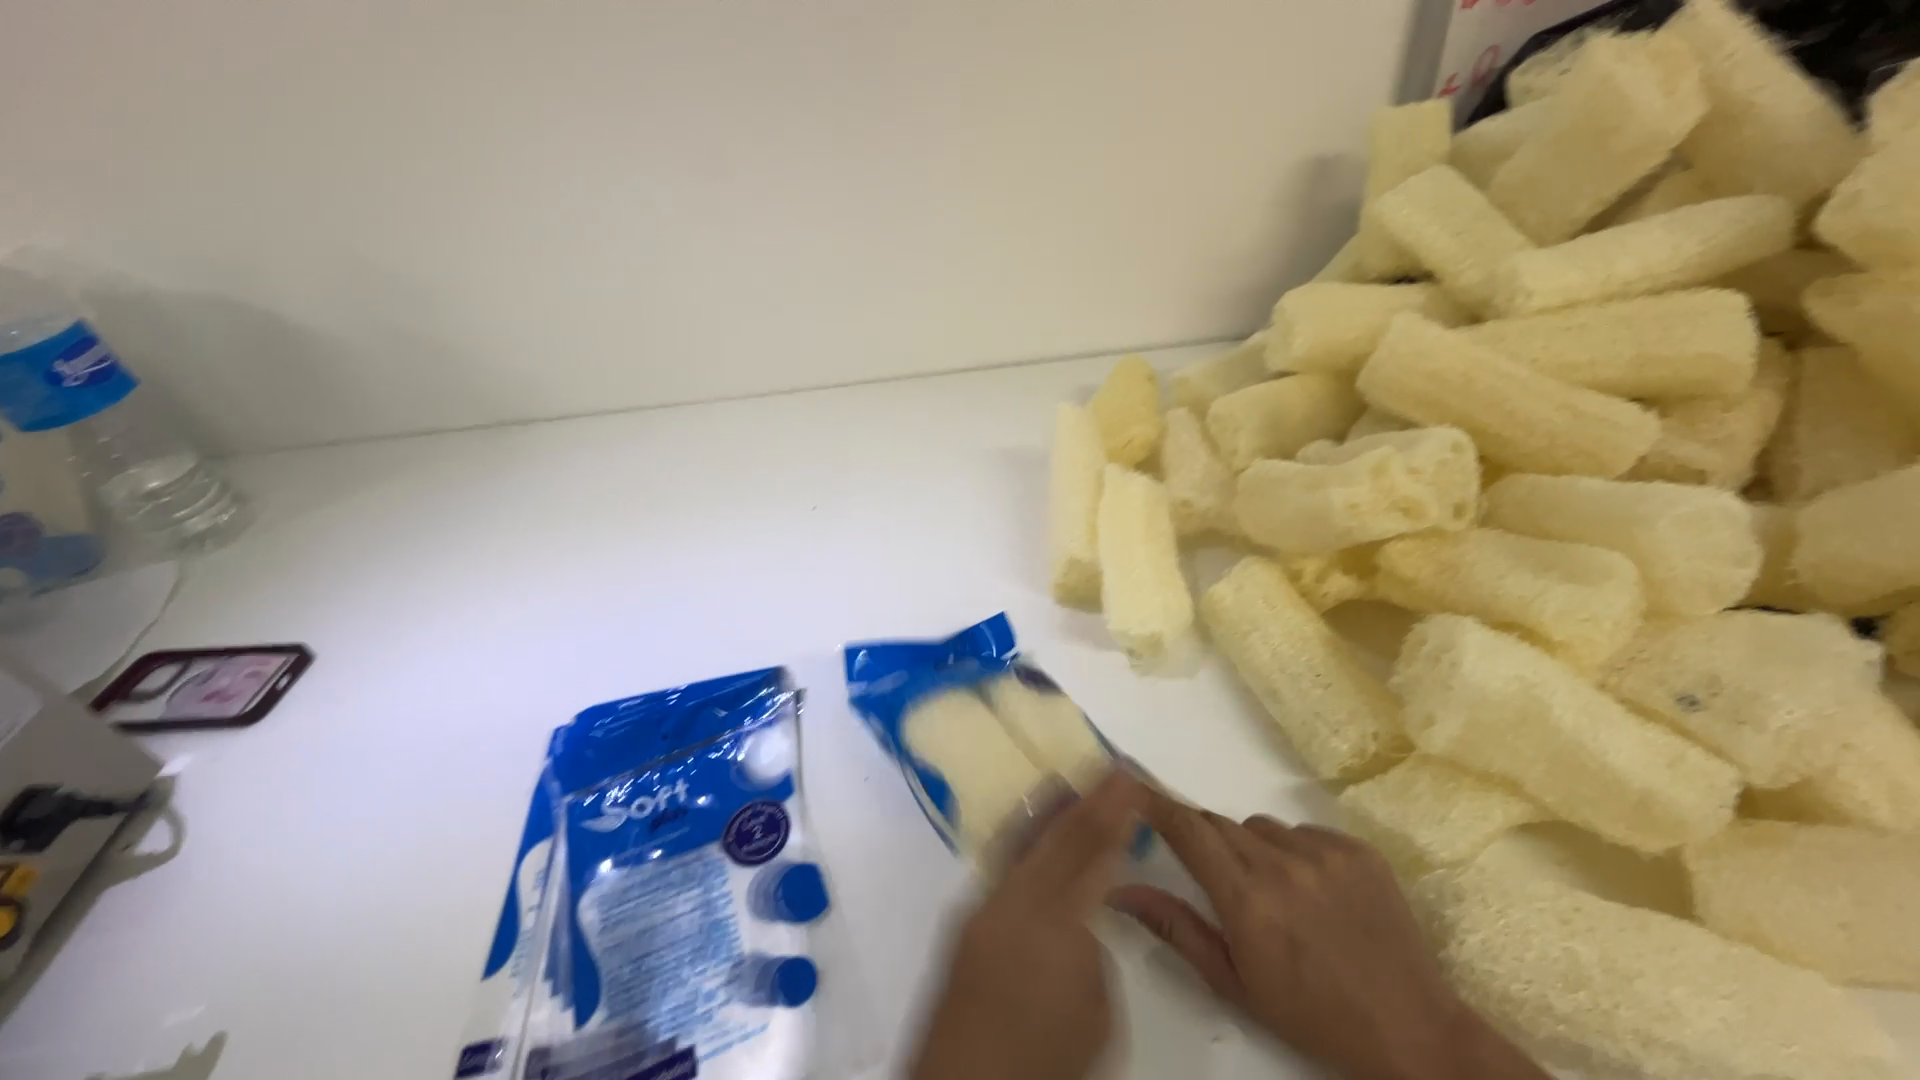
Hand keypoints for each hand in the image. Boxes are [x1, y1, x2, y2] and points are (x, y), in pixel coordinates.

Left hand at [907, 769, 1147, 1079]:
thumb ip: (1092, 952)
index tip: (1130, 780)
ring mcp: (984, 907)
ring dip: (1050, 809)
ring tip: (1071, 781)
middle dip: (1089, 799)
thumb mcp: (1097, 1014)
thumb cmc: (1044, 1063)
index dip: (1115, 813)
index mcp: (1058, 923)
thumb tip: (1081, 921)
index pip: (1094, 852)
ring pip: (1023, 842)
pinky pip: (1002, 863)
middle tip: (1111, 766)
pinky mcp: (964, 922)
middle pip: (1059, 837)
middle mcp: (1016, 901)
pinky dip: (1023, 836)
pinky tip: (1032, 828)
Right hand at [1110, 790, 1547, 1079]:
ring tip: (1276, 895)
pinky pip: (1306, 832)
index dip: (1155, 804)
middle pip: (1220, 824)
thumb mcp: (1232, 980)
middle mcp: (1281, 863)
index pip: (1186, 830)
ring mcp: (1325, 853)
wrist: (1408, 1028)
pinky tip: (1315, 893)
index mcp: (1245, 899)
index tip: (1132, 786)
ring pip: (1262, 828)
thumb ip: (1175, 926)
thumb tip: (1121, 890)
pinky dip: (1297, 852)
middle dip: (1205, 839)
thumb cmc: (1309, 1013)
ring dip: (1253, 848)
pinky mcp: (1358, 850)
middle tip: (1219, 880)